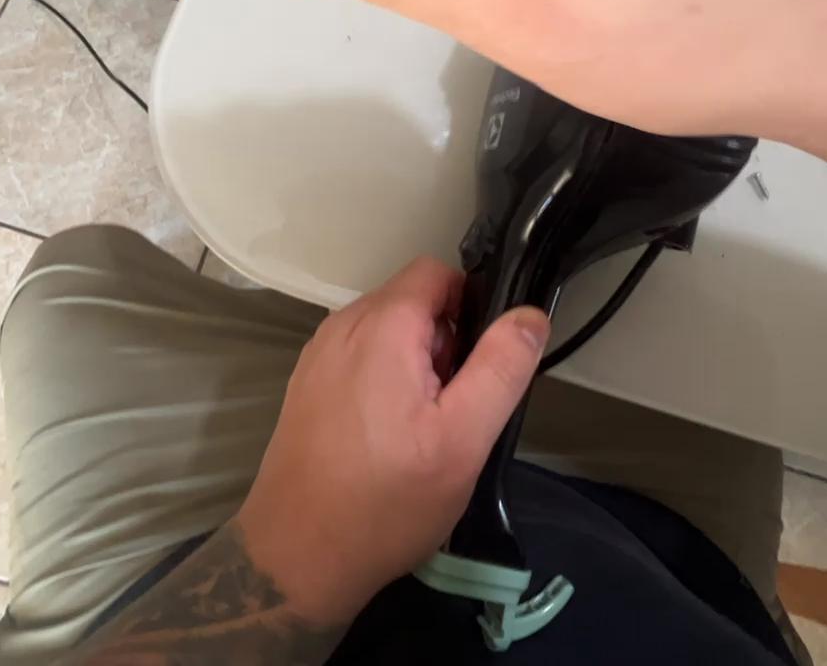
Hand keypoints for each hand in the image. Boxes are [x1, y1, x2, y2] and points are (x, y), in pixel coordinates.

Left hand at [236, 259, 549, 624]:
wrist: (296, 555)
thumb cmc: (386, 499)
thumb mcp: (463, 438)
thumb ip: (501, 368)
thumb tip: (529, 315)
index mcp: (382, 324)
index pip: (436, 272)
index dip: (469, 303)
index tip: (481, 357)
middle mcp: (343, 324)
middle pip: (411, 300)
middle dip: (444, 338)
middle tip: (454, 404)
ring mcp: (319, 352)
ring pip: (385, 328)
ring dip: (414, 359)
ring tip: (422, 424)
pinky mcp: (307, 381)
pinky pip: (358, 353)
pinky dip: (383, 374)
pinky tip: (387, 433)